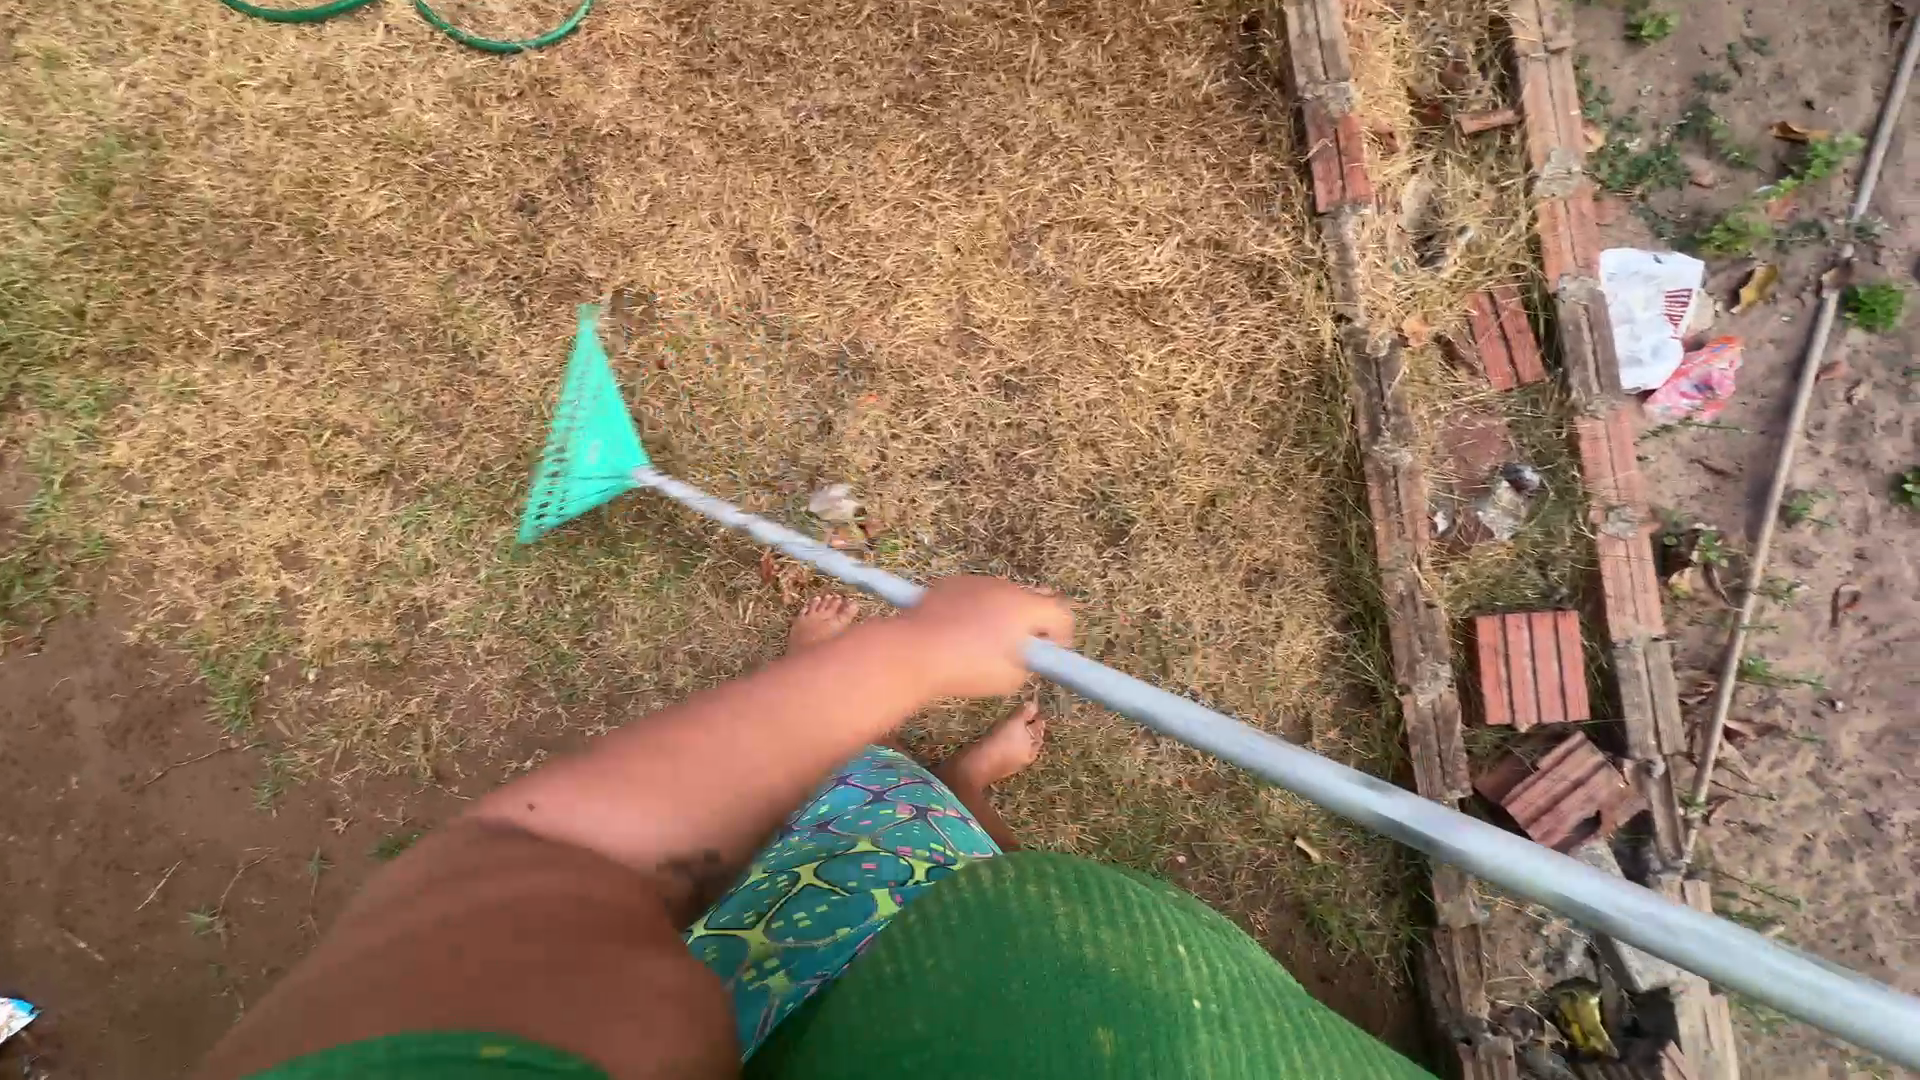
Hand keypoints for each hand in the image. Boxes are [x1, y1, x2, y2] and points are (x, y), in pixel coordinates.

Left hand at [895, 576, 1073, 697]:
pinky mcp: (954, 582)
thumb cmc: (968, 667)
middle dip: (1034, 621)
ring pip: (1004, 595)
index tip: (1047, 655)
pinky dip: (978, 607)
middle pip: (1035, 599)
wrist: (915, 649)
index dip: (1061, 636)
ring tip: (983, 640)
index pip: (1063, 614)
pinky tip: (961, 628)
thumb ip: (1029, 662)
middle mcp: (1007, 587)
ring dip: (1004, 613)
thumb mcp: (1011, 678)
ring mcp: (979, 581)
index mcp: (1028, 607)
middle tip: (1019, 647)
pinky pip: (978, 593)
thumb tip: (1026, 655)